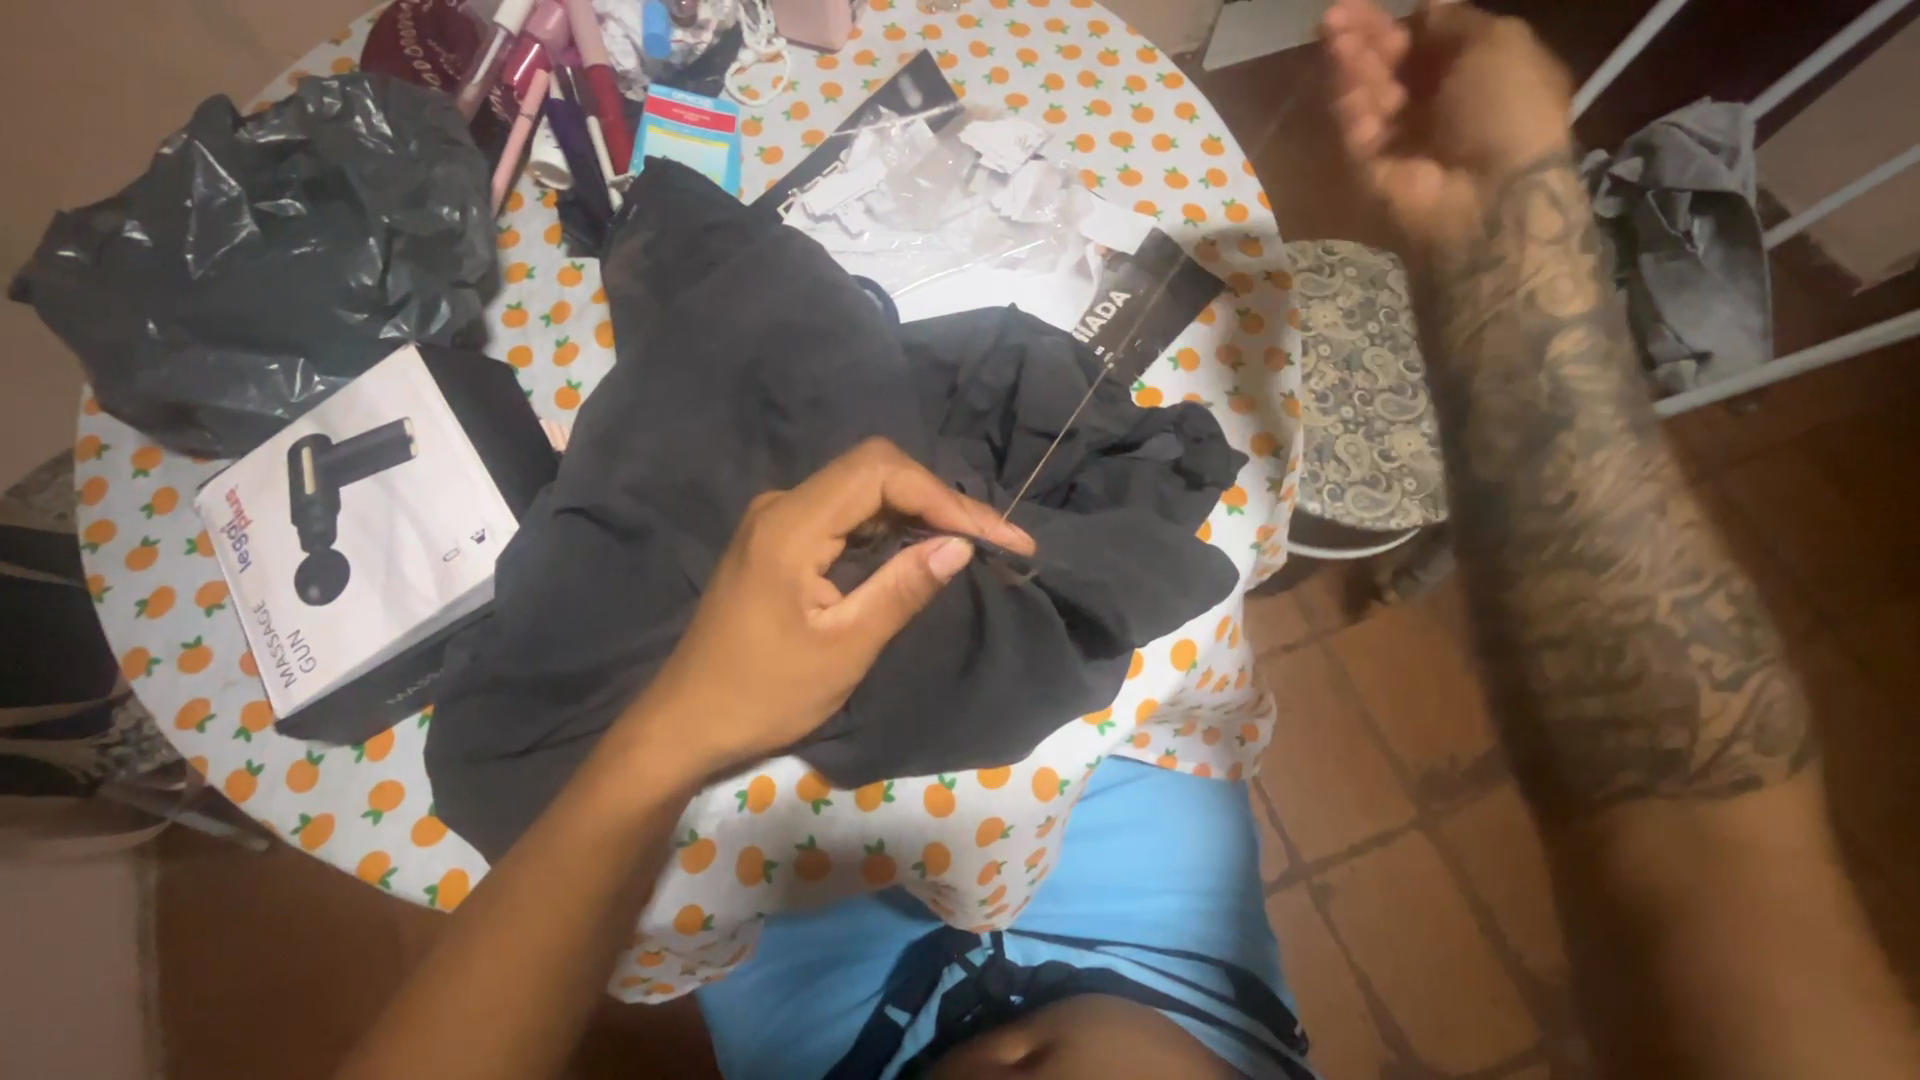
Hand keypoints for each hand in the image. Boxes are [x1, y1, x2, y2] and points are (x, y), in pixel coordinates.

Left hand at [618, 438, 1034, 777]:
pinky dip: (890, 526)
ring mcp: (777, 520)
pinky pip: (845, 514)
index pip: (880, 472)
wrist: (689, 720)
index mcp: (791, 525)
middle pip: (874, 470)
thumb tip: (960, 546)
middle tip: (995, 539)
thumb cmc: (766, 693)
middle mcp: (782, 506)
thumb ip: (902, 589)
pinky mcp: (780, 540)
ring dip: (919, 510)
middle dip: (940, 500)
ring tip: (974, 542)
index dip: (945, 498)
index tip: (996, 537)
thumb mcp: (844, 648)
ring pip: (862, 489)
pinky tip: (922, 548)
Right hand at [1321, 0, 1574, 256]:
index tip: (1372, 3)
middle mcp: (1430, 106)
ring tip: (1331, 26)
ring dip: (1349, 58)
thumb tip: (1424, 6)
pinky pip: (1354, 122)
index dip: (1402, 21)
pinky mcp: (1366, 165)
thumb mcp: (1499, 43)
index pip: (1425, 42)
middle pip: (1389, 64)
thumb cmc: (1510, 109)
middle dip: (1365, 36)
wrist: (1490, 194)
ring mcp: (1395, 138)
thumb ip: (1455, 22)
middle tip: (1336, 14)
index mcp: (1471, 75)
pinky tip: (1338, 60)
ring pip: (1367, 90)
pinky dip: (1347, 91)